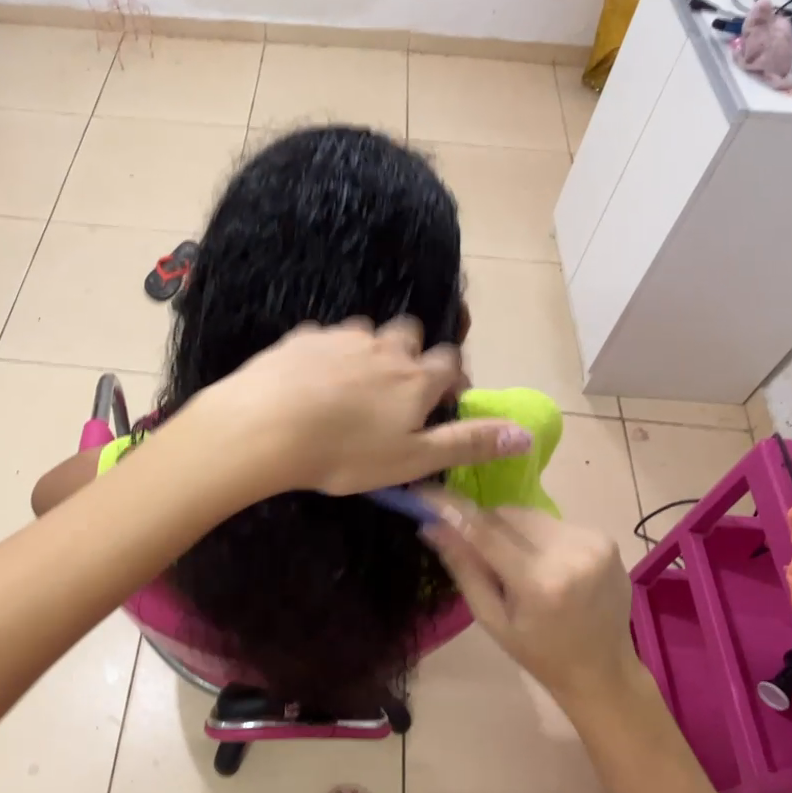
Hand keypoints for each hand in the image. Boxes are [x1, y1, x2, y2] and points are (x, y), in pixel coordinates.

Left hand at [188, 318, 532, 495]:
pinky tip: (311, 379)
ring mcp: (340, 338)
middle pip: (410, 335)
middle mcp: (384, 348)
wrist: (266, 425)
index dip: (452, 379)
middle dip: (411, 354)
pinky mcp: (302, 338)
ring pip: (366, 333)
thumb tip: (525, 434)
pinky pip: (323, 338)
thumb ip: (467, 443)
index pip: (449, 364)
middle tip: (397, 387)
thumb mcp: (413, 459)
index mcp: (415, 378)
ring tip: (352, 385)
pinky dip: (326, 354)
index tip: (445, 399)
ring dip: (368, 351)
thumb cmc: (345, 452)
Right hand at [415, 491, 641, 702]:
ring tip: (517, 564)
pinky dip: (538, 535)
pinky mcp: (605, 537)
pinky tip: (545, 564)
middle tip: (479, 554)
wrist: (603, 669)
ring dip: (512, 529)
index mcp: (540, 583)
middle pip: (506, 515)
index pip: (484, 531)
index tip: (423, 495)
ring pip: (529, 514)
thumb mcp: (491, 618)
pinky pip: (553, 522)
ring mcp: (593, 542)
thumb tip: (431, 526)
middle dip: (484, 526)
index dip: (451, 509)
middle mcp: (570, 554)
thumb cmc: (539, 653)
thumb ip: (464, 568)